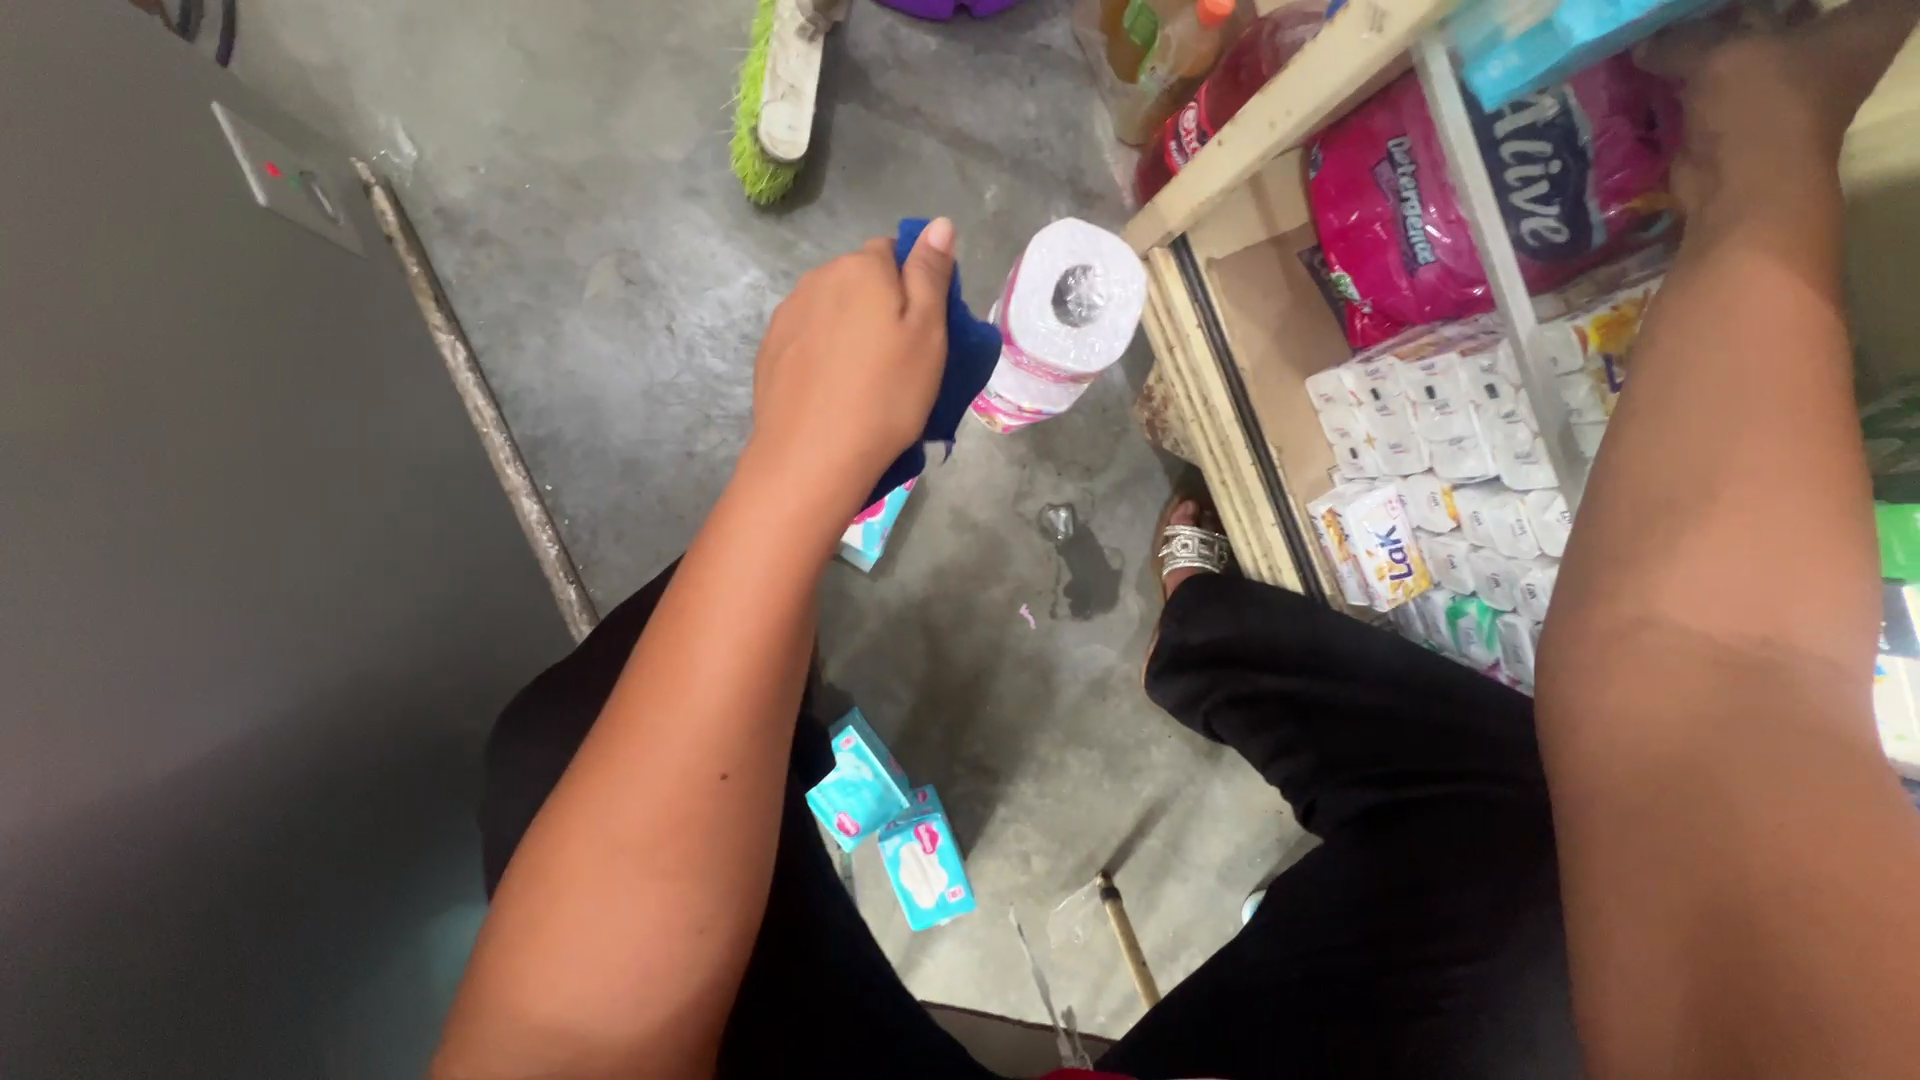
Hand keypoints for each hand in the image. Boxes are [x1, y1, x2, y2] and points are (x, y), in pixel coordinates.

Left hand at [744, 219, 956, 518]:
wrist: (813, 457)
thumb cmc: (886, 396)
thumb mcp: (927, 334)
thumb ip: (930, 274)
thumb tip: (938, 223)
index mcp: (861, 268)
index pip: (894, 251)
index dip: (913, 286)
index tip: (923, 330)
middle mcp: (818, 278)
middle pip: (859, 280)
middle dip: (879, 306)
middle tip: (899, 360)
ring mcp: (788, 315)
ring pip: (831, 310)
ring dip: (849, 331)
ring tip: (864, 381)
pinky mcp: (770, 351)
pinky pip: (808, 339)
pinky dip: (823, 355)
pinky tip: (833, 391)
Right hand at [1637, 0, 1919, 217]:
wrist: (1741, 186)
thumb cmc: (1761, 106)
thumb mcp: (1722, 53)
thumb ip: (1684, 39)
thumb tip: (1645, 42)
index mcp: (1869, 20)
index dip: (1795, 0)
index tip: (1746, 4)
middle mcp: (1840, 46)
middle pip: (1790, 12)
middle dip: (1747, 11)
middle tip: (1697, 7)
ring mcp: (1793, 83)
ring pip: (1752, 45)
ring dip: (1714, 42)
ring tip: (1674, 28)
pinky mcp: (1750, 114)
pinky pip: (1722, 83)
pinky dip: (1694, 78)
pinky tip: (1663, 64)